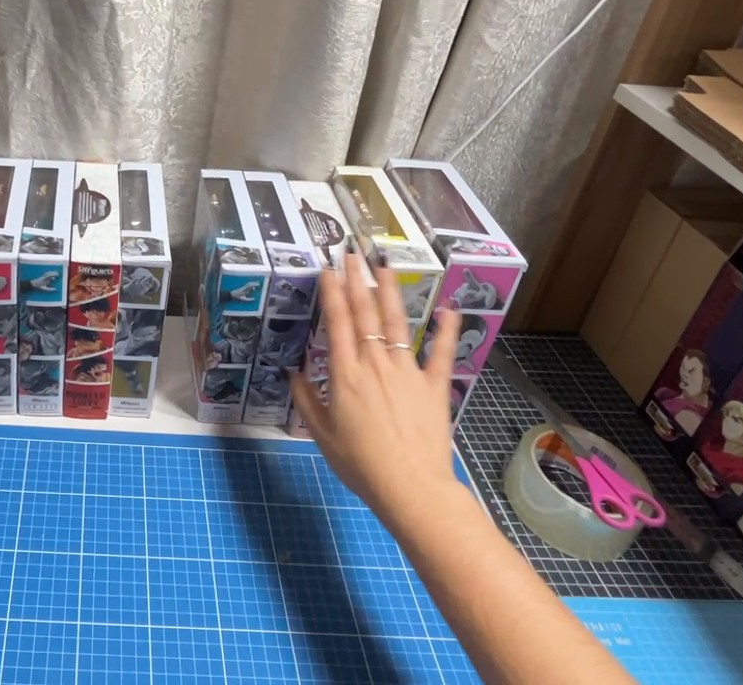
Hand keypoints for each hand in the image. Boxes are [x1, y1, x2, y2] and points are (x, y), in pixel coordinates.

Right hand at [290, 262, 469, 533]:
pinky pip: (441, 352)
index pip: (336, 322)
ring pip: (396, 323)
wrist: (411, 488)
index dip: (332, 293)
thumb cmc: (361, 464)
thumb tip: (292, 372)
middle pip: (364, 313)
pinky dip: (446, 329)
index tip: (328, 270)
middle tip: (352, 254)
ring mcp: (407, 371)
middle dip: (357, 280)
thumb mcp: (321, 435)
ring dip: (390, 292)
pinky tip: (449, 307)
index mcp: (345, 374)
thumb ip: (306, 400)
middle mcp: (375, 363)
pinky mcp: (434, 386)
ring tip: (384, 265)